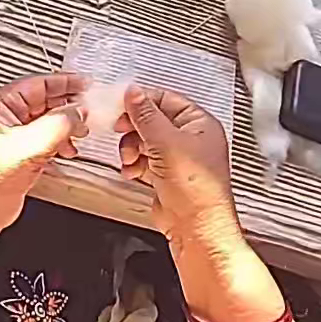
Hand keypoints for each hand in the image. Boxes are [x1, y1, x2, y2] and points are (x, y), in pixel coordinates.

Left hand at [0, 74, 86, 244]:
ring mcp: (12, 134)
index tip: (86, 84)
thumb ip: (60, 124)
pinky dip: (61, 140)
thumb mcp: (30, 145)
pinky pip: (46, 137)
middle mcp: (5, 116)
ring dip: (67, 125)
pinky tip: (68, 149)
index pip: (39, 83)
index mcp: (0, 105)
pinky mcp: (20, 152)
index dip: (65, 82)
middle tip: (89, 111)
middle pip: (46, 100)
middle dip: (69, 106)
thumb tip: (79, 111)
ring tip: (80, 131)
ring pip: (48, 119)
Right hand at [115, 86, 238, 239]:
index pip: (167, 99)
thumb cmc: (196, 190)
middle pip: (153, 121)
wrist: (196, 229)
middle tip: (120, 130)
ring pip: (145, 142)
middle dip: (134, 128)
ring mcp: (178, 159)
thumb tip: (134, 93)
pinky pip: (144, 162)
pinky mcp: (166, 177)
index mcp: (200, 123)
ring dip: (131, 148)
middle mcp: (191, 139)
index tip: (122, 104)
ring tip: (130, 158)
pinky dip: (134, 165)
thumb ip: (146, 115)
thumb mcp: (166, 142)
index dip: (143, 101)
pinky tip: (132, 171)